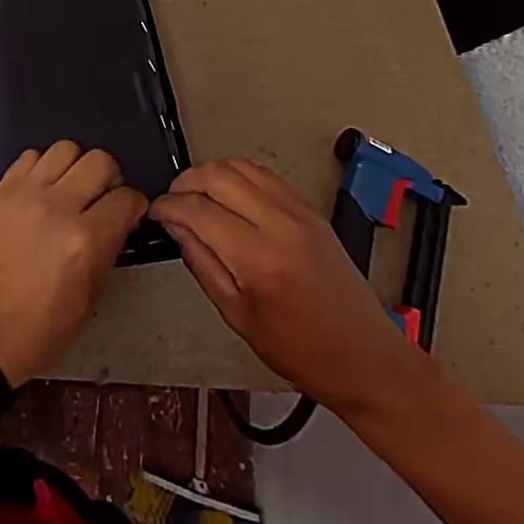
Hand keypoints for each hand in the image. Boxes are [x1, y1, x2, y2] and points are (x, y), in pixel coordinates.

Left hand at [0, 141, 147, 385]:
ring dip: (76, 166)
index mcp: (85, 240)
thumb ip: (111, 247)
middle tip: (104, 196)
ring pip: (66, 148)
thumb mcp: (92, 295)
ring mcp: (26, 195)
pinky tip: (45, 188)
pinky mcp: (3, 191)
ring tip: (73, 188)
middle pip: (100, 161)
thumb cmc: (40, 324)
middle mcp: (57, 208)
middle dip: (110, 178)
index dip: (134, 205)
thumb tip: (121, 219)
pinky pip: (31, 156)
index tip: (130, 211)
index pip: (127, 197)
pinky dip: (43, 167)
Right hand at [149, 158, 430, 413]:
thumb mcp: (237, 316)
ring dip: (210, 173)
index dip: (167, 207)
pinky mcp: (311, 210)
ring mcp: (300, 213)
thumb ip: (201, 263)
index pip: (198, 210)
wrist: (367, 358)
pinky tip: (228, 195)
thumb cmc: (305, 351)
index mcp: (260, 260)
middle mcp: (282, 226)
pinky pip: (265, 174)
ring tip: (196, 196)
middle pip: (217, 174)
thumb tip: (176, 228)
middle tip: (172, 202)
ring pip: (240, 165)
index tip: (156, 213)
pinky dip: (238, 175)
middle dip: (185, 182)